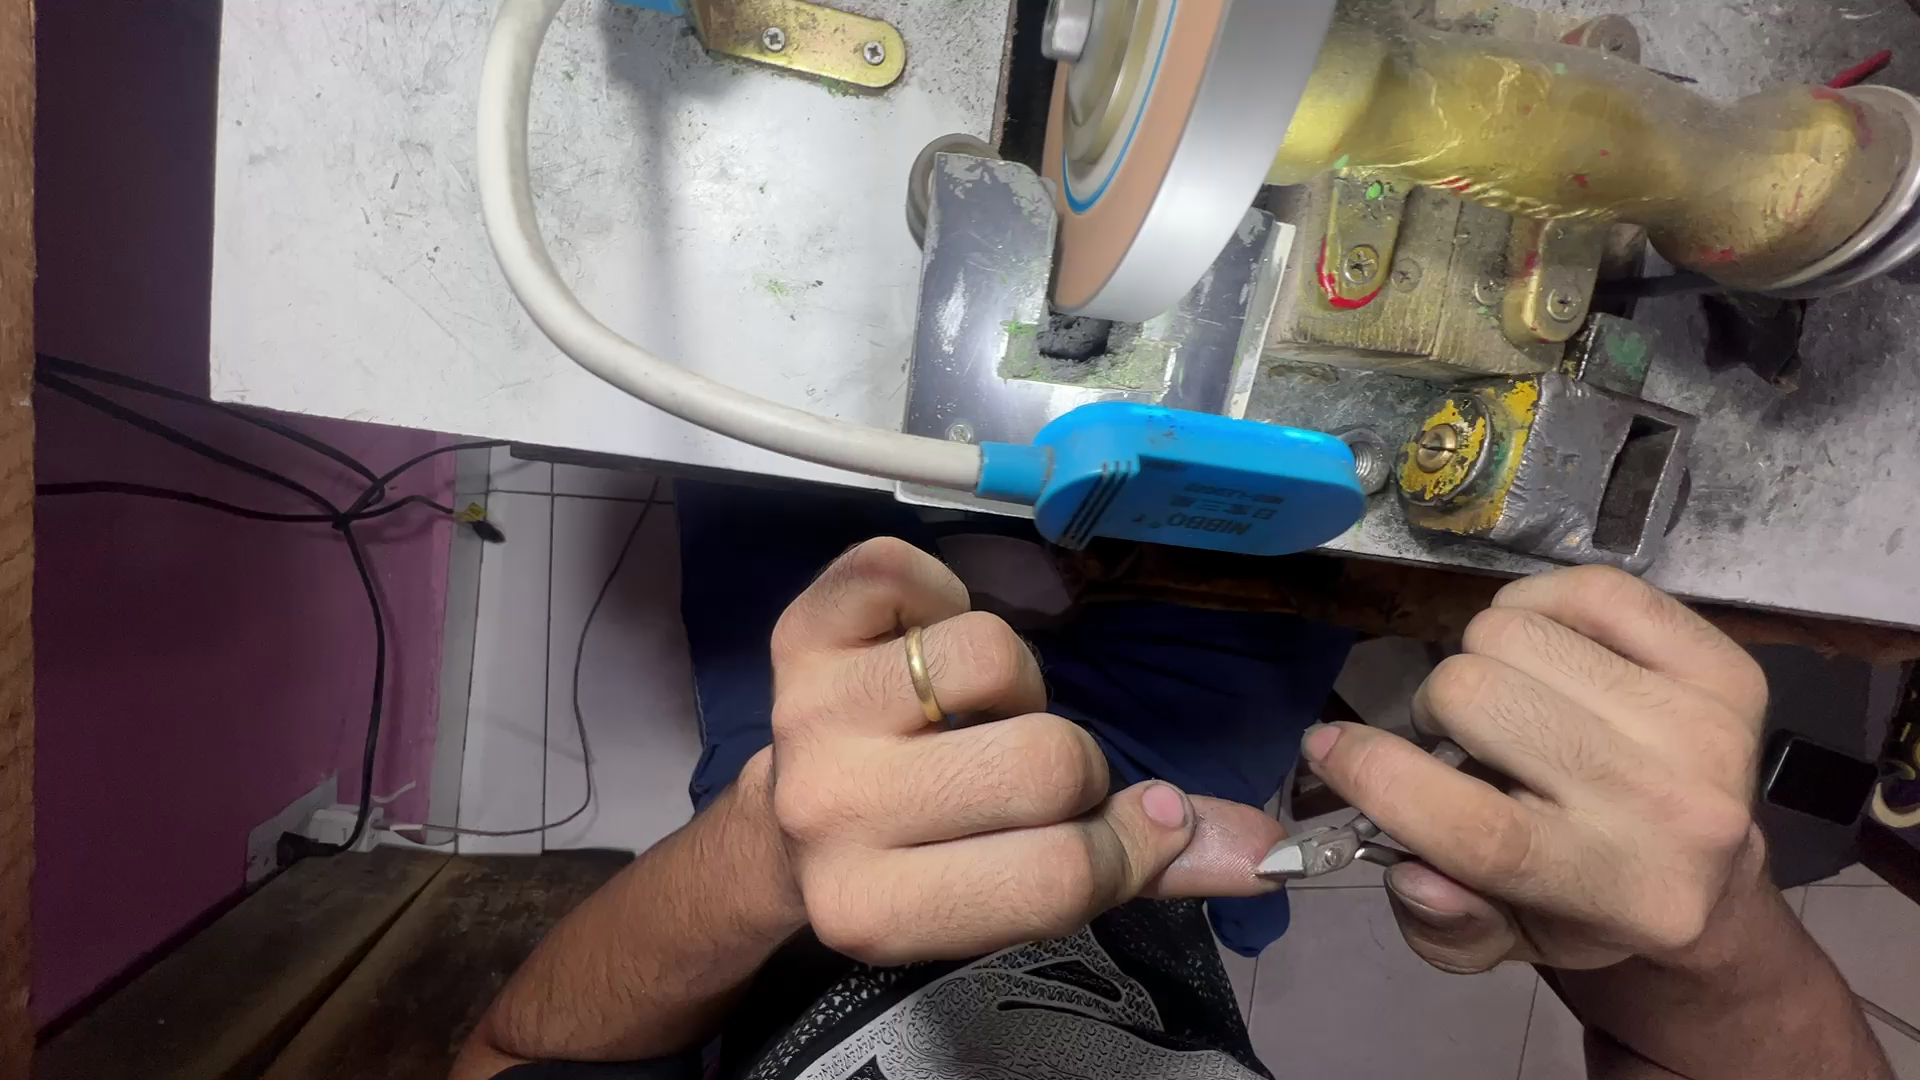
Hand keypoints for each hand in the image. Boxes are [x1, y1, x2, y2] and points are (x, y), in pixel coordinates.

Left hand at [766, 538, 1286, 965]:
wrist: (791, 819)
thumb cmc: (915, 856)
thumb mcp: (1006, 888)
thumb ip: (1134, 872)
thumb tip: (1262, 851)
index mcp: (877, 905)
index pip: (1058, 875)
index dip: (1124, 842)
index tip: (1133, 815)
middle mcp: (830, 809)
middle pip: (1040, 758)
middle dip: (1063, 760)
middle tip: (1023, 763)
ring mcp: (808, 712)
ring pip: (991, 652)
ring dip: (1010, 679)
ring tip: (976, 708)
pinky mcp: (798, 631)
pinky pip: (900, 568)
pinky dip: (937, 591)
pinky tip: (925, 641)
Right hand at [1300, 566, 1768, 973]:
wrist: (1712, 882)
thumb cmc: (1572, 903)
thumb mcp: (1499, 938)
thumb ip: (1446, 927)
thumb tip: (1412, 876)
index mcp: (1613, 891)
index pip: (1470, 826)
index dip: (1369, 774)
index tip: (1324, 747)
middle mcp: (1674, 813)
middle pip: (1470, 691)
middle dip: (1436, 707)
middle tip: (1459, 736)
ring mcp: (1703, 732)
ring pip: (1508, 630)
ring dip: (1483, 658)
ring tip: (1511, 699)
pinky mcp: (1725, 670)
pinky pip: (1587, 589)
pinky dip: (1540, 607)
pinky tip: (1550, 656)